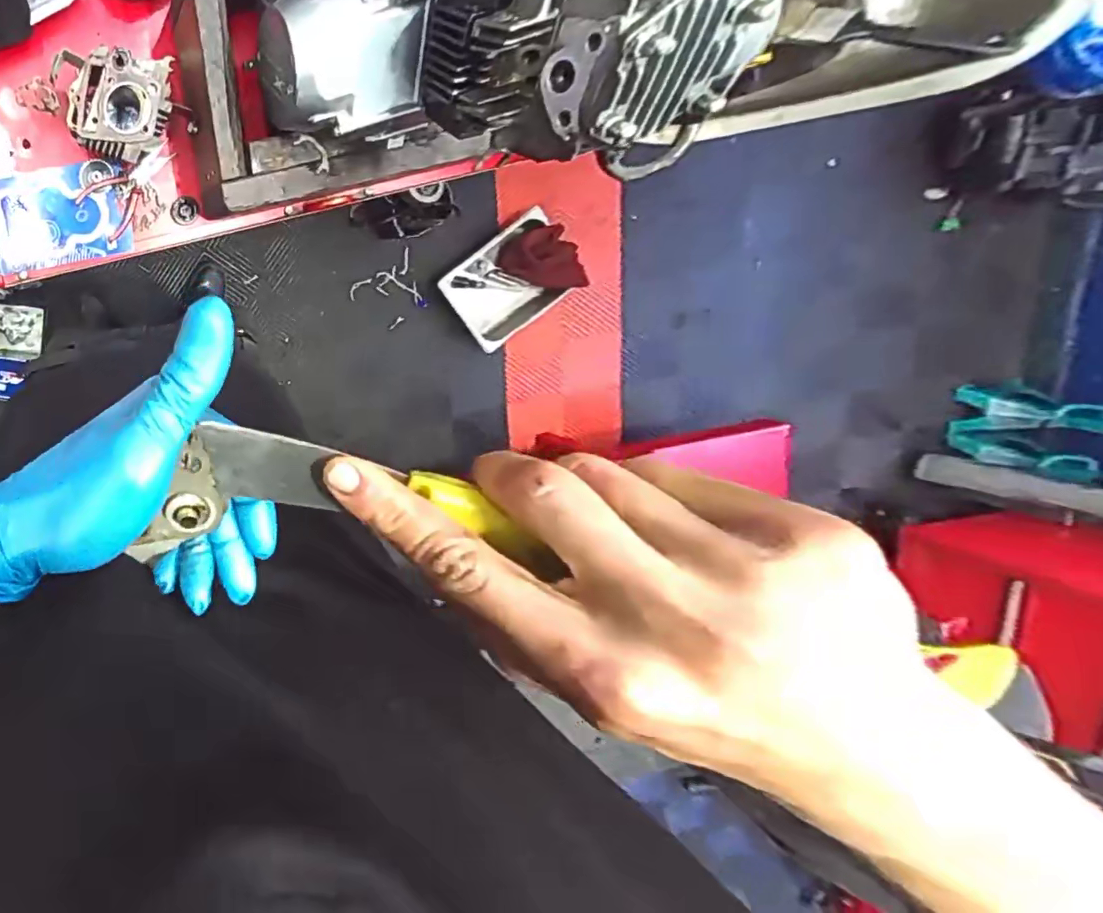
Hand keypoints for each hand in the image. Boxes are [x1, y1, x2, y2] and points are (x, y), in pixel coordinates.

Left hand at [0, 296, 277, 613]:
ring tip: (207, 594)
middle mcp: (157, 444)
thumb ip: (186, 381)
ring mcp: (141, 479)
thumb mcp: (146, 437)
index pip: (234, 452)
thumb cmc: (82, 495)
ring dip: (208, 559)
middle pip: (216, 493)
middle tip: (240, 582)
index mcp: (168, 421)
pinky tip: (177, 584)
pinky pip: (166, 534)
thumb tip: (214, 310)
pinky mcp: (127, 508)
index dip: (253, 497)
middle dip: (232, 540)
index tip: (262, 537)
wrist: (15, 543)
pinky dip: (178, 561)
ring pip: (193, 519)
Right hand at [329, 452, 1102, 912]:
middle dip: (505, 474)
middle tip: (506, 486)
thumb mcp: (579, 683)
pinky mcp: (812, 532)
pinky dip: (653, 491)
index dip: (398, 515)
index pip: (469, 572)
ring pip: (603, 467)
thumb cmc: (685, 712)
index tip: (346, 472)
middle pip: (539, 487)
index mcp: (604, 669)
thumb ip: (509, 607)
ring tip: (621, 533)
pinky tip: (692, 539)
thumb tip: (452, 528)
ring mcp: (752, 570)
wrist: (866, 746)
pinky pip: (675, 470)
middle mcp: (673, 618)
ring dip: (584, 488)